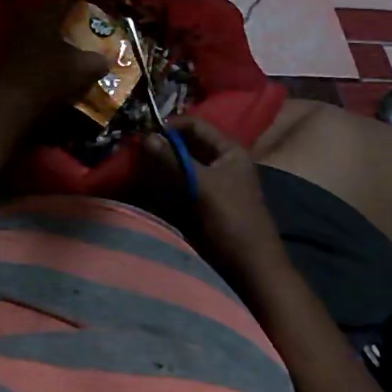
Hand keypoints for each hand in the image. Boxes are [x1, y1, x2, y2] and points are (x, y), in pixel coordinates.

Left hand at [0, 0, 110, 107]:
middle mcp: (29, 20)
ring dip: (55, 35)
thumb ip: (98, 60)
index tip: (91, 5)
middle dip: (67, 19)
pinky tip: (55, 58)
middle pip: (51, 14)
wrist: (15, 96)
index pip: (65, 1)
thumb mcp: (83, 67)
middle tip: (83, 24)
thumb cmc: (50, 73)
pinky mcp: (10, 54)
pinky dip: (44, 48)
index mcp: (45, 15)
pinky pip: (33, 45)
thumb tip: (107, 59)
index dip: (79, 2)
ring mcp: (16, 37)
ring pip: (40, 30)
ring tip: (71, 42)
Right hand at [144, 117, 280, 270]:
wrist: (252, 266)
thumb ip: (174, 159)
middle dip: (165, 143)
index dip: (171, 125)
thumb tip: (146, 136)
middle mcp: (223, 160)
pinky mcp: (207, 198)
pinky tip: (152, 180)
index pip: (196, 124)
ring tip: (141, 162)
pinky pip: (184, 179)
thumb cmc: (232, 220)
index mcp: (230, 150)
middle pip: (190, 142)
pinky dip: (169, 177)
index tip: (145, 132)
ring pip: (185, 161)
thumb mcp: (202, 185)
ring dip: (165, 161)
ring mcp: (216, 180)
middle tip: (139, 147)